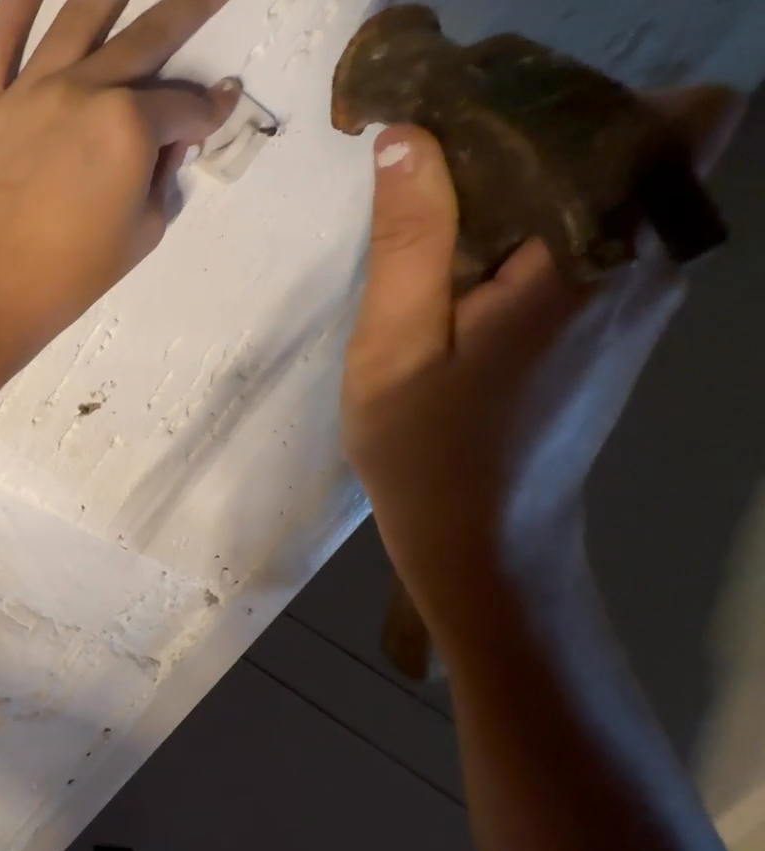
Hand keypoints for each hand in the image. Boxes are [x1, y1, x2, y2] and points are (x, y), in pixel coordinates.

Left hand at [0, 0, 237, 360]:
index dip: (204, 116)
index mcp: (129, 126)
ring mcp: (25, 94)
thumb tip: (168, 138)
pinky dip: (15, 4)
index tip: (207, 124)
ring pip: (78, 17)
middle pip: (148, 36)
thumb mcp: (143, 233)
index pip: (183, 106)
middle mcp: (82, 92)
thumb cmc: (66, 279)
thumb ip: (162, 175)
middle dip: (192, 8)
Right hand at [342, 88, 746, 585]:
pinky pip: (616, 236)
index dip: (592, 101)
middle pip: (663, 142)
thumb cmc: (428, 448)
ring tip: (455, 218)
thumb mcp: (393, 346)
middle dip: (568, 131)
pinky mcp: (626, 323)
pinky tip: (479, 270)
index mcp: (594, 262)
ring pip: (640, 188)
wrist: (483, 536)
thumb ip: (410, 240)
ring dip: (557, 179)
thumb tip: (409, 138)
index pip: (671, 121)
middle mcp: (648, 265)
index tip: (487, 128)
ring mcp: (648, 297)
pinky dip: (557, 225)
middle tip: (458, 168)